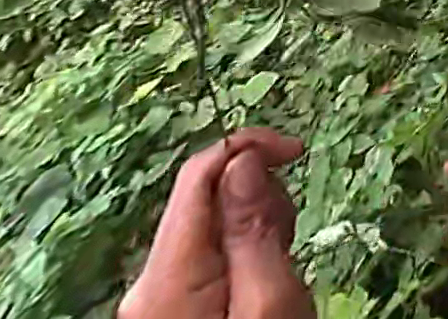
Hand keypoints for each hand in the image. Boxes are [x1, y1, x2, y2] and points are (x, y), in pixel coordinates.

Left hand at [120, 129, 312, 318]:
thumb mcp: (272, 305)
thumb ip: (254, 229)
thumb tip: (243, 158)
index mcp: (168, 277)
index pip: (198, 174)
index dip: (248, 146)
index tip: (297, 153)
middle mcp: (150, 284)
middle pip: (205, 198)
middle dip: (258, 196)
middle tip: (292, 234)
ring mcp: (156, 303)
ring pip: (210, 226)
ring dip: (255, 225)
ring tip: (281, 264)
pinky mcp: (169, 316)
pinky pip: (208, 259)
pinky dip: (243, 252)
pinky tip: (264, 281)